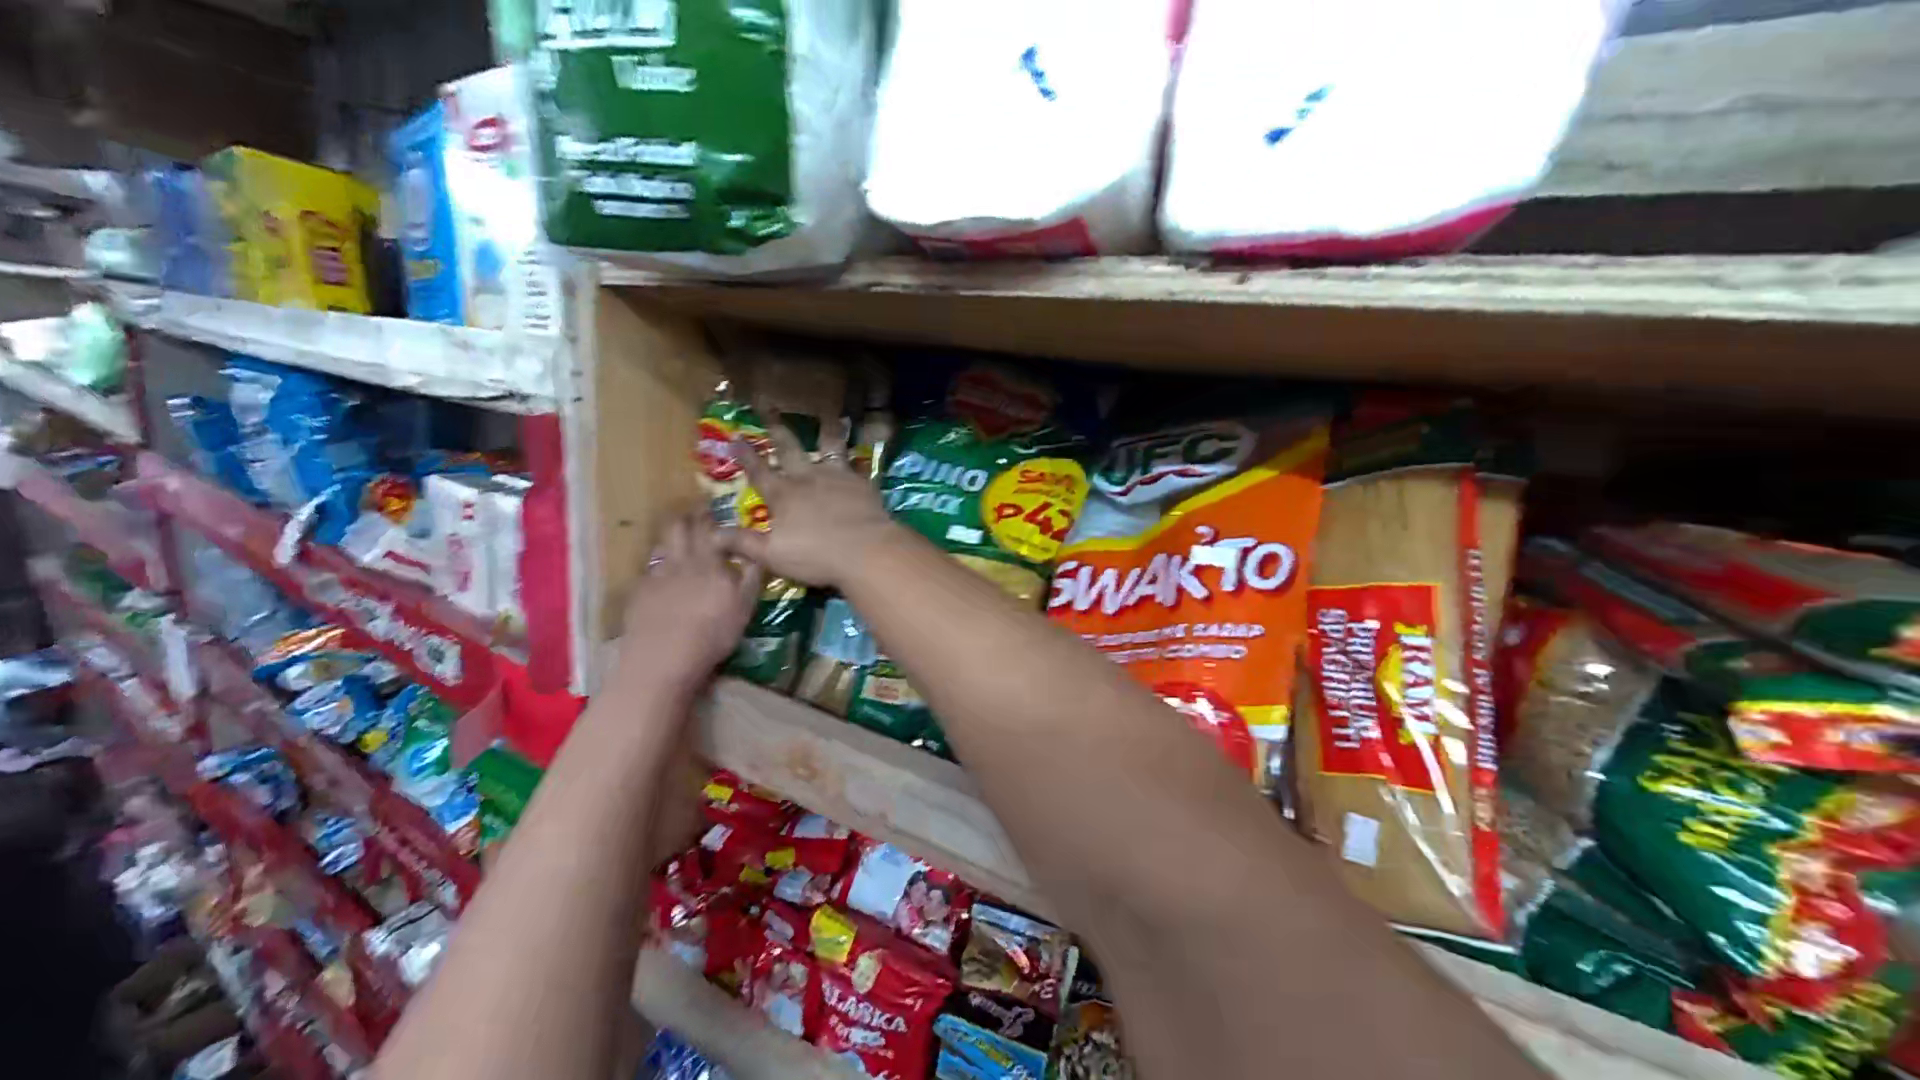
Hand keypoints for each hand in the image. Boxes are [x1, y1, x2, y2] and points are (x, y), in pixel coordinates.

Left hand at [615, 512, 761, 695]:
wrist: (663, 659)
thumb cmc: (711, 635)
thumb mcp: (744, 608)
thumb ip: (751, 578)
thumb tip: (758, 554)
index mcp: (708, 561)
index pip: (708, 527)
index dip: (709, 514)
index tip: (713, 506)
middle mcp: (680, 561)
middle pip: (677, 528)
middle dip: (685, 518)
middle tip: (693, 515)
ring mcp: (655, 576)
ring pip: (661, 546)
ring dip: (670, 540)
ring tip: (678, 543)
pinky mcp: (637, 594)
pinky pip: (649, 571)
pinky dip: (658, 569)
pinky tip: (662, 581)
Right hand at [718, 424, 902, 589]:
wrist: (866, 550)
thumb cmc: (816, 555)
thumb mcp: (772, 555)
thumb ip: (743, 543)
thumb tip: (711, 535)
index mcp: (783, 495)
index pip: (759, 471)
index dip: (746, 455)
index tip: (736, 437)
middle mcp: (808, 478)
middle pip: (789, 449)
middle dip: (777, 429)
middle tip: (769, 407)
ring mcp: (837, 477)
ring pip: (829, 447)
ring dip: (826, 431)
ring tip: (827, 415)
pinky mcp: (862, 484)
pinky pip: (856, 465)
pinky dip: (854, 458)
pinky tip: (858, 455)